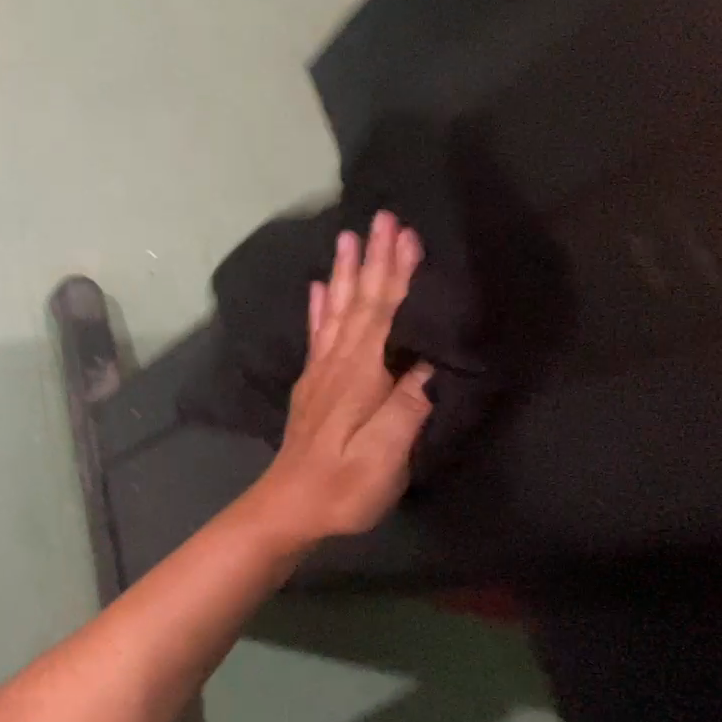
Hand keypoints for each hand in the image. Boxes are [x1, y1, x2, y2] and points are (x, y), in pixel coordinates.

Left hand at [247, 211, 434, 546]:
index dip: (396, 273)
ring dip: (345, 272)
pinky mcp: (312, 385)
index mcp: (359, 375)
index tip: (406, 233)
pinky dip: (318, 307)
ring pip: (336, 309)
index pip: (382, 312)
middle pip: (358, 301)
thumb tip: (432, 363)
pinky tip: (317, 288)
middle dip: (372, 259)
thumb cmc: (344, 485)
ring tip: (348, 237)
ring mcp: (320, 372)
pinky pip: (317, 334)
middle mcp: (336, 363)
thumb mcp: (385, 455)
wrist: (289, 504)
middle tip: (381, 217)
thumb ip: (407, 408)